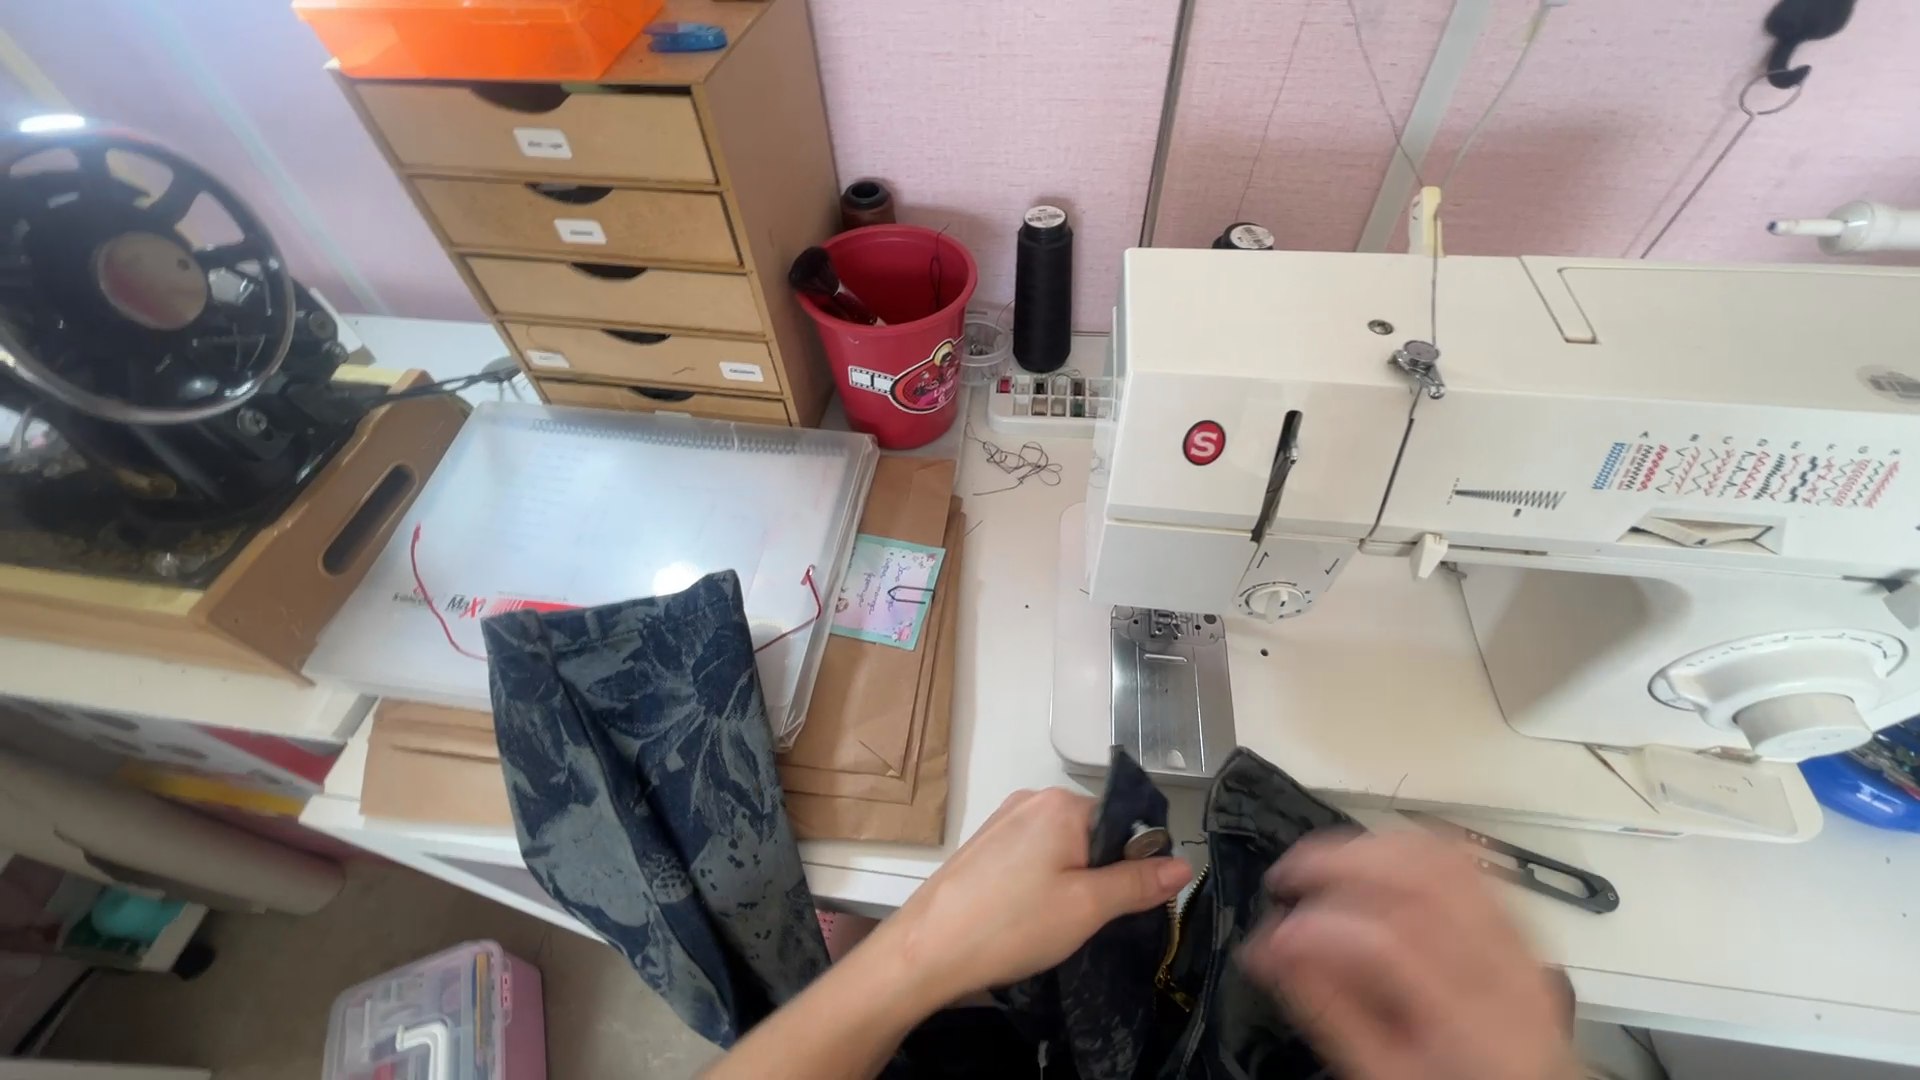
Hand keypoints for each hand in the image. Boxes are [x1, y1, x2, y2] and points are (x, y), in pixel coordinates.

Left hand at [866, 787, 1191, 1007]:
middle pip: (1091, 831)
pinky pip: (1033, 854)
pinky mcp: (985, 843)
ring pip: (1061, 846)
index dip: (1135, 860)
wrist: (929, 946)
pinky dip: (1043, 880)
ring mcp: (1004, 819)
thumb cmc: (1013, 923)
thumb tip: (1182, 864)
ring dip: (1072, 880)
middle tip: (1094, 918)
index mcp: (1061, 804)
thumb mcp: (1087, 907)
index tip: (1131, 902)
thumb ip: (1137, 882)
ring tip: (1060, 922)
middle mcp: (1032, 800)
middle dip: (1102, 872)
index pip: (1121, 820)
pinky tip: (1032, 915)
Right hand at [1239, 830, 1579, 1079]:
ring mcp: (1516, 938)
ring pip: (1438, 856)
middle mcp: (1505, 970)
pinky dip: (1404, 843)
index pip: (1389, 945)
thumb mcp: (1384, 1073)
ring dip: (1365, 847)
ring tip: (1319, 864)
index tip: (1274, 938)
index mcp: (1475, 1025)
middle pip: (1417, 881)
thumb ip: (1326, 1010)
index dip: (1320, 928)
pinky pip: (1462, 857)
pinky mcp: (1513, 920)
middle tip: (1286, 878)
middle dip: (1335, 865)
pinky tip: (1367, 855)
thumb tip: (1266, 949)